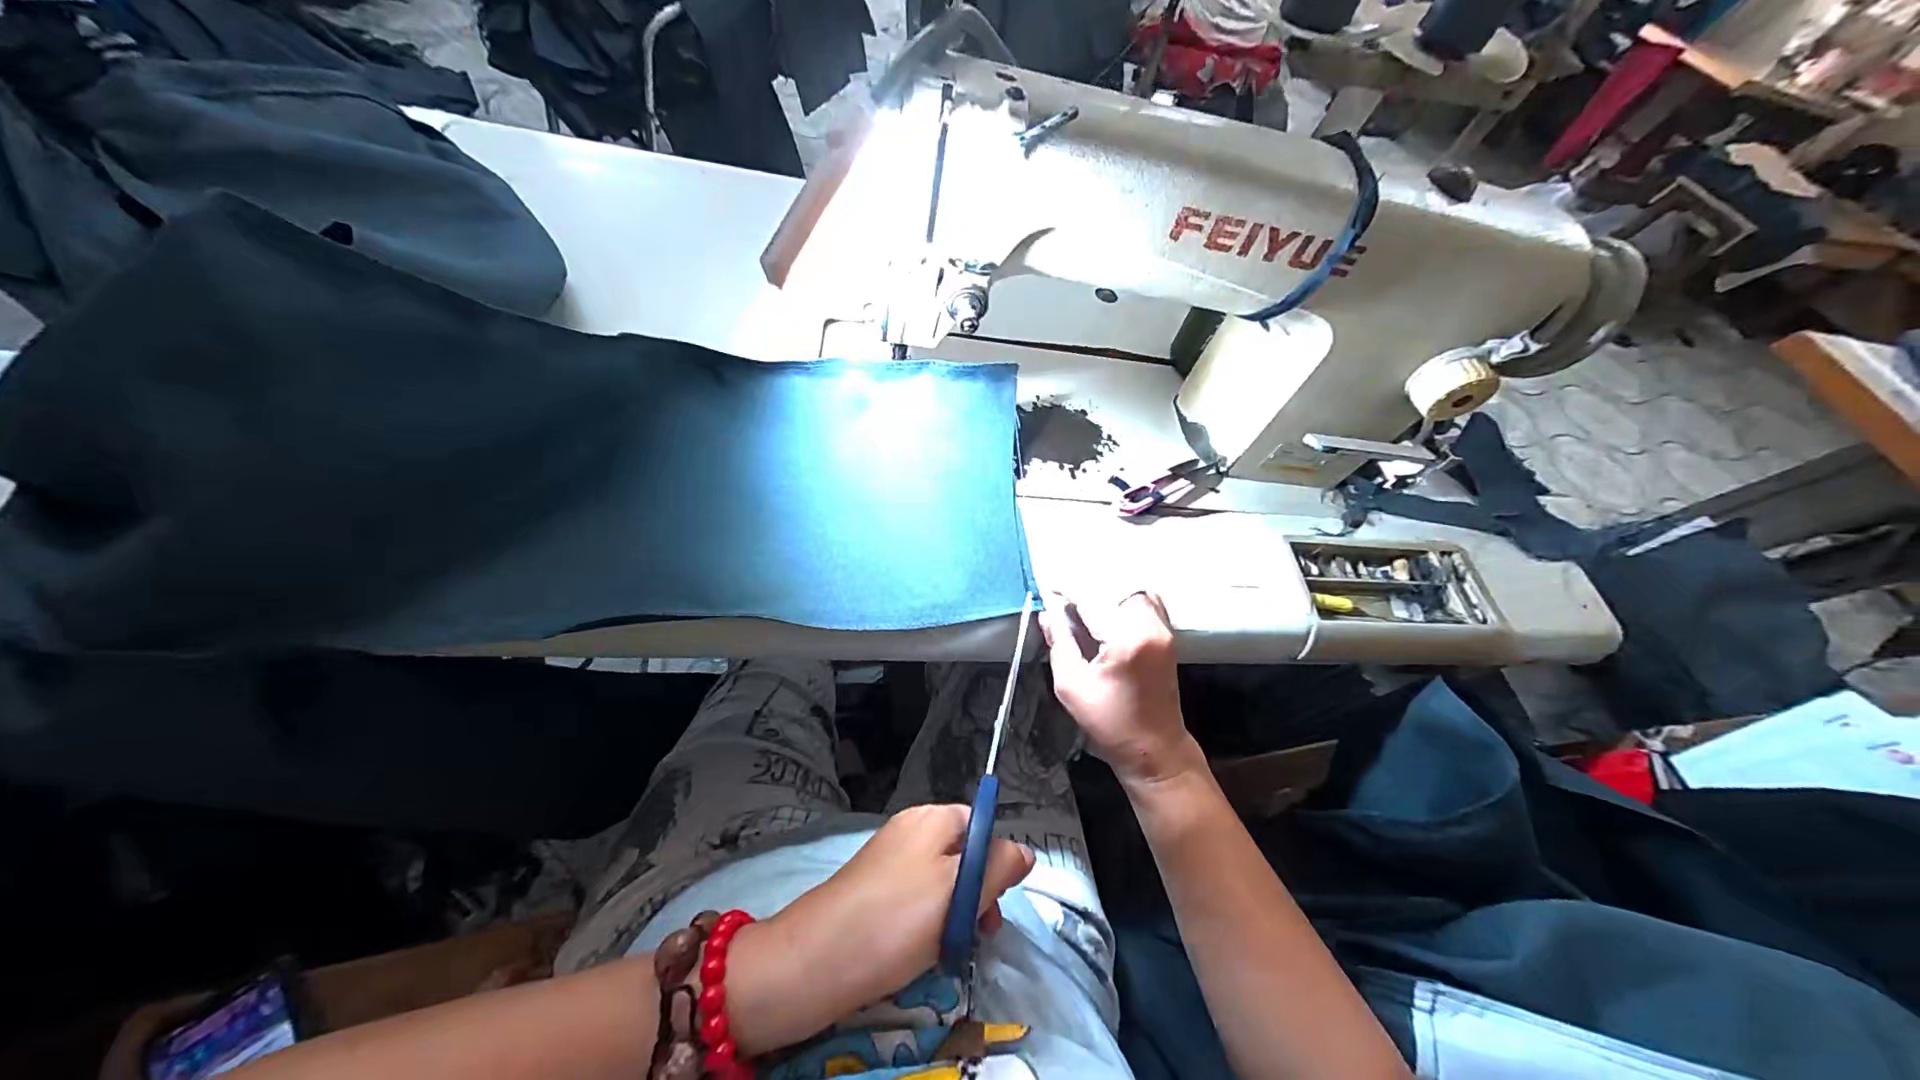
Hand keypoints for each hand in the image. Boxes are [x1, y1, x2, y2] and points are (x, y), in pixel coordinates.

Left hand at [725, 805, 1032, 1053]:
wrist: (817, 960)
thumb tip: (1025, 850)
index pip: (982, 824)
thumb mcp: (959, 890)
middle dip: (979, 892)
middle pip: (964, 852)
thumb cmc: (897, 919)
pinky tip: (922, 949)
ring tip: (950, 947)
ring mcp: (890, 858)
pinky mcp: (875, 888)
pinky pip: (917, 897)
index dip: (997, 861)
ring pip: (943, 880)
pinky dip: (929, 922)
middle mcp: (911, 829)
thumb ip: (998, 866)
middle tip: (979, 933)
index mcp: (932, 818)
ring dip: (957, 912)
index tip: (997, 902)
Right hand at [1041, 591, 1203, 786]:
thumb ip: (1059, 643)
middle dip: (1086, 584)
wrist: (1155, 748)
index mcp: (1128, 637)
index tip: (1047, 586)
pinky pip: (1144, 599)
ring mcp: (1163, 627)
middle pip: (1115, 584)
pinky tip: (1104, 608)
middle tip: (1061, 594)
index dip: (1066, 587)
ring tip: (1080, 600)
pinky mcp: (1166, 633)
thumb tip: (1048, 614)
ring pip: (1131, 587)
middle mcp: (1151, 625)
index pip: (1093, 595)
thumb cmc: (1111, 723)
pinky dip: (1121, 596)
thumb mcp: (1071, 685)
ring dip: (1105, 588)